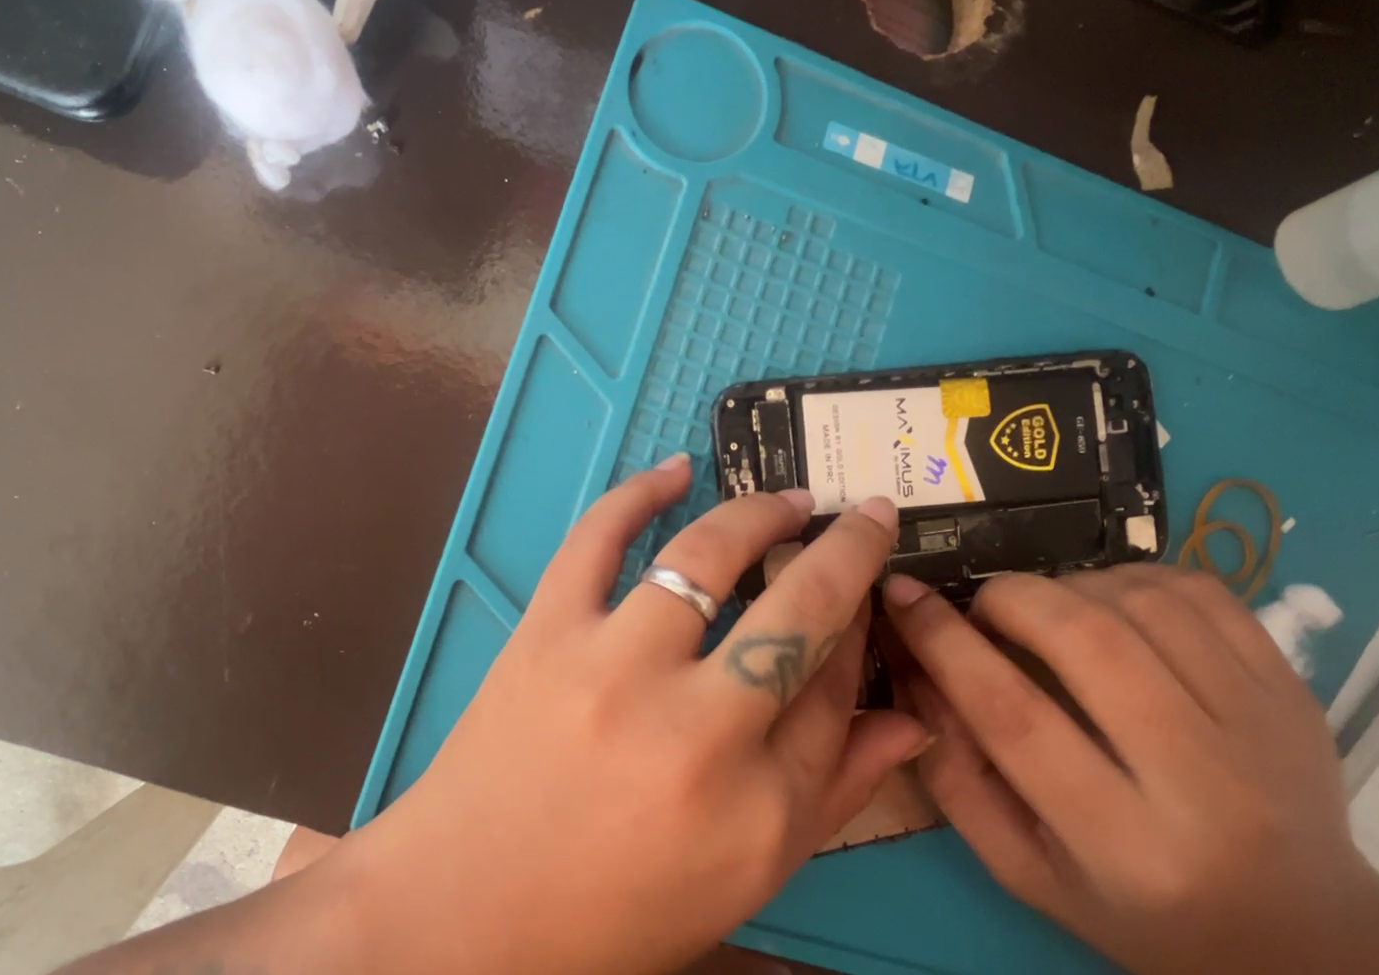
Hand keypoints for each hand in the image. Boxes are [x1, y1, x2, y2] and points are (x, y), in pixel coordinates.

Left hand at [322, 455, 930, 973]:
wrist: (466, 908)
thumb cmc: (616, 908)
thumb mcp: (744, 877)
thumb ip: (834, 793)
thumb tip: (912, 722)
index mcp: (757, 807)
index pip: (837, 687)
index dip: (862, 631)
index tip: (865, 599)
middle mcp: (695, 729)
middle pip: (799, 612)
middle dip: (849, 552)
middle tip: (868, 516)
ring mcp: (612, 667)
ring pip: (706, 556)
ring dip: (762, 513)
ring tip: (793, 500)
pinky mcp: (545, 633)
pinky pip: (596, 538)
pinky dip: (638, 492)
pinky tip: (678, 470)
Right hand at [882, 565, 1378, 974]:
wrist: (1298, 933)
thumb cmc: (1138, 908)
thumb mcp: (1025, 869)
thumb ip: (957, 777)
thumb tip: (914, 673)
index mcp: (1123, 843)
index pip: (1014, 716)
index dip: (946, 643)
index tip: (903, 597)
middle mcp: (1201, 780)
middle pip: (1088, 641)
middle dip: (1010, 598)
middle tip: (982, 604)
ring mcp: (1261, 723)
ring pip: (1144, 602)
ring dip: (1070, 583)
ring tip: (1046, 607)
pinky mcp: (1290, 685)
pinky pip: (1201, 591)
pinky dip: (1135, 575)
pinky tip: (1110, 600)